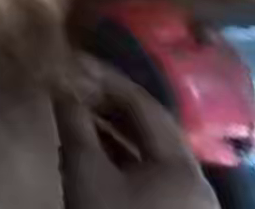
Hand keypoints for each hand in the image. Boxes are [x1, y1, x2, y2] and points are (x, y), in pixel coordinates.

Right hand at [53, 59, 218, 208]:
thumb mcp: (84, 167)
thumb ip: (73, 120)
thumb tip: (58, 81)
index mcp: (181, 168)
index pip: (145, 105)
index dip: (107, 77)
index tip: (71, 60)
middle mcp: (196, 182)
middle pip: (154, 125)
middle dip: (111, 98)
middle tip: (73, 80)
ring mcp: (190, 202)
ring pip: (152, 147)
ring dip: (114, 121)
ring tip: (77, 104)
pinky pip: (151, 167)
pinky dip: (121, 146)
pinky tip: (92, 138)